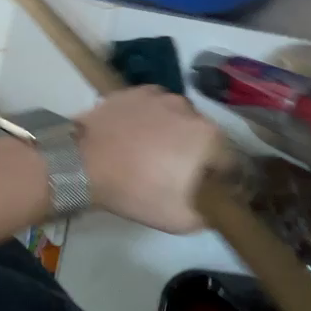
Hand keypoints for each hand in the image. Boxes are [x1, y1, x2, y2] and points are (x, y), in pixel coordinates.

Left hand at [77, 87, 240, 234]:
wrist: (81, 161)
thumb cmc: (135, 190)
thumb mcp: (180, 219)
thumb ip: (208, 214)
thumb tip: (215, 208)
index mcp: (209, 137)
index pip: (230, 162)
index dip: (221, 180)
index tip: (206, 192)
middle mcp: (189, 108)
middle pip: (203, 137)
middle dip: (195, 155)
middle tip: (174, 174)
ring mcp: (159, 95)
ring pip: (177, 118)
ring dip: (172, 133)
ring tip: (150, 153)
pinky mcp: (132, 91)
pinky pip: (151, 107)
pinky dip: (149, 119)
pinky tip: (134, 135)